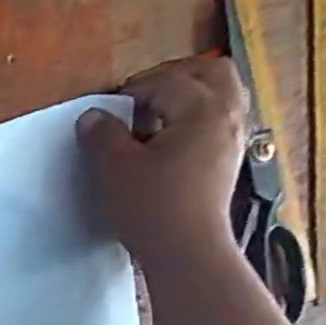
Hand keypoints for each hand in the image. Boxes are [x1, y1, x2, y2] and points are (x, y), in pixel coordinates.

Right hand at [78, 56, 248, 274]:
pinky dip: (197, 119)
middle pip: (210, 72)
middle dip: (174, 76)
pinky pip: (220, 122)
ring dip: (190, 95)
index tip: (109, 110)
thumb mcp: (116, 169)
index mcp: (202, 109)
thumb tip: (92, 116)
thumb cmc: (152, 207)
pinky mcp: (229, 163)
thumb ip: (103, 135)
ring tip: (157, 115)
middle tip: (141, 95)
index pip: (167, 82)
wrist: (186, 252)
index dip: (133, 91)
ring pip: (221, 95)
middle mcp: (227, 116)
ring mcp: (233, 140)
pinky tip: (171, 141)